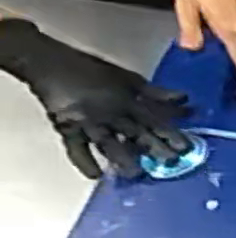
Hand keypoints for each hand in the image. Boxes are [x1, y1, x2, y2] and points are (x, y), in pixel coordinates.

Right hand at [0, 19, 192, 178]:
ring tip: (135, 174)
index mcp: (129, 103)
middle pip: (135, 135)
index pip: (155, 122)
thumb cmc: (93, 70)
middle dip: (153, 149)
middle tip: (169, 164)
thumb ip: (157, 93)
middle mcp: (110, 114)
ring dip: (123, 159)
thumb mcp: (130, 80)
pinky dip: (83, 160)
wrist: (46, 61)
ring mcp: (86, 121)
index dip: (171, 135)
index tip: (186, 149)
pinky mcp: (64, 125)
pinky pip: (74, 146)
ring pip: (108, 143)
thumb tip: (186, 99)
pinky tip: (94, 176)